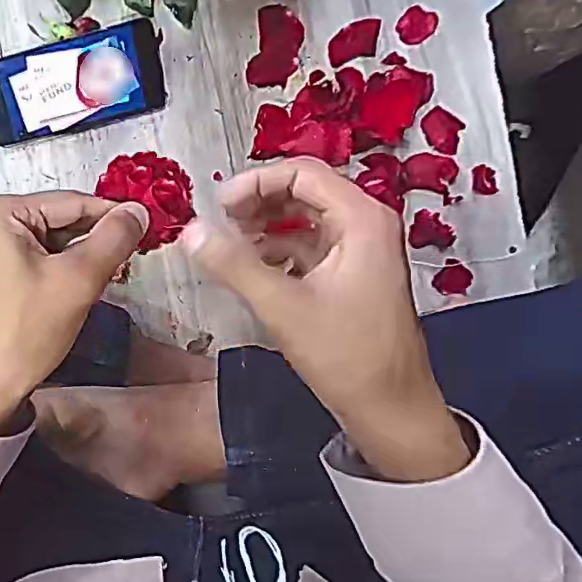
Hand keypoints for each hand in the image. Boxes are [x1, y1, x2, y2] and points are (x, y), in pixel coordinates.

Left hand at [0, 192, 148, 433]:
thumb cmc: (22, 332)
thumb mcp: (78, 279)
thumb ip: (113, 239)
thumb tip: (138, 211)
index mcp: (2, 212)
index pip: (74, 202)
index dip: (114, 214)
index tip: (149, 225)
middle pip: (65, 220)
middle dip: (99, 239)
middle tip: (134, 255)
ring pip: (59, 242)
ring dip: (87, 258)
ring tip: (111, 276)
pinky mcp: (3, 275)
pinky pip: (47, 261)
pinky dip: (71, 272)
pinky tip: (86, 289)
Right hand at [182, 159, 470, 480]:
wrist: (390, 408)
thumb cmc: (348, 357)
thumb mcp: (282, 306)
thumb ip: (233, 264)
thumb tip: (191, 232)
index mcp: (362, 219)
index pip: (303, 173)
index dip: (255, 182)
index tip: (220, 205)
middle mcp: (367, 225)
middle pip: (305, 191)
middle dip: (259, 202)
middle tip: (222, 223)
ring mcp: (363, 250)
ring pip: (306, 219)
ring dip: (267, 226)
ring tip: (232, 246)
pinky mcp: (354, 274)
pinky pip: (311, 245)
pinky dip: (281, 249)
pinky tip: (255, 269)